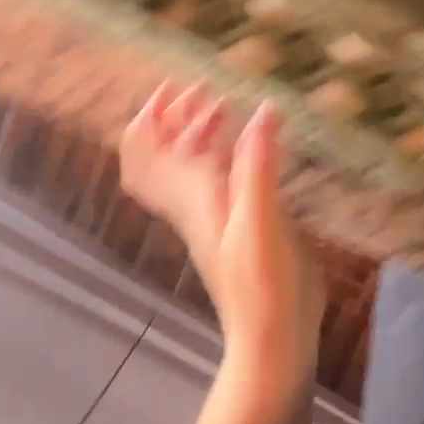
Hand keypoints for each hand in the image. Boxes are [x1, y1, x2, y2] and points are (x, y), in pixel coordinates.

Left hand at [120, 83, 324, 391]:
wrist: (274, 336)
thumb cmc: (263, 283)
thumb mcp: (261, 223)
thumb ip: (258, 167)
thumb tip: (262, 111)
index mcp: (193, 198)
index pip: (148, 155)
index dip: (151, 119)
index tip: (170, 88)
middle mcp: (197, 202)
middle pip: (167, 155)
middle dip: (176, 118)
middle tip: (202, 90)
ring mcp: (218, 214)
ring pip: (193, 164)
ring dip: (199, 132)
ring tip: (225, 105)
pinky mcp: (243, 222)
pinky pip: (222, 175)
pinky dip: (228, 149)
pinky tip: (254, 140)